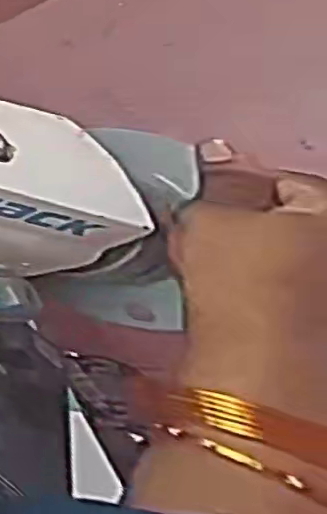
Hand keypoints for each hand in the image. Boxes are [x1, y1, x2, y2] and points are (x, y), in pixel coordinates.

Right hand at [173, 140, 326, 416]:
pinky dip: (268, 281)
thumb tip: (219, 154)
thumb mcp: (210, 218)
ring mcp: (322, 280)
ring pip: (292, 251)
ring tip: (219, 263)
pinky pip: (290, 282)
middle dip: (253, 220)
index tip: (198, 199)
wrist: (267, 358)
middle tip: (208, 230)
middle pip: (295, 217)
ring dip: (259, 251)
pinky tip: (241, 291)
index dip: (232, 186)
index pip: (280, 180)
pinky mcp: (313, 314)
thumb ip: (218, 183)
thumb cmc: (246, 281)